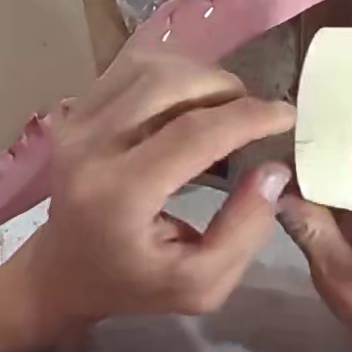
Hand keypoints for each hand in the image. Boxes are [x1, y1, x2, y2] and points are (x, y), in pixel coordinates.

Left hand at [7, 51, 294, 332]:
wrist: (64, 268)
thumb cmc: (134, 283)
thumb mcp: (200, 285)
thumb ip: (244, 231)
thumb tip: (274, 169)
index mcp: (119, 195)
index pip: (193, 133)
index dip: (248, 117)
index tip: (287, 115)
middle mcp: (90, 147)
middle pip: (168, 84)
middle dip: (224, 87)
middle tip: (252, 111)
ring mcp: (76, 122)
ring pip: (149, 67)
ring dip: (198, 75)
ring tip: (223, 104)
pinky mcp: (74, 110)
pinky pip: (130, 67)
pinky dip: (170, 72)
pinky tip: (188, 97)